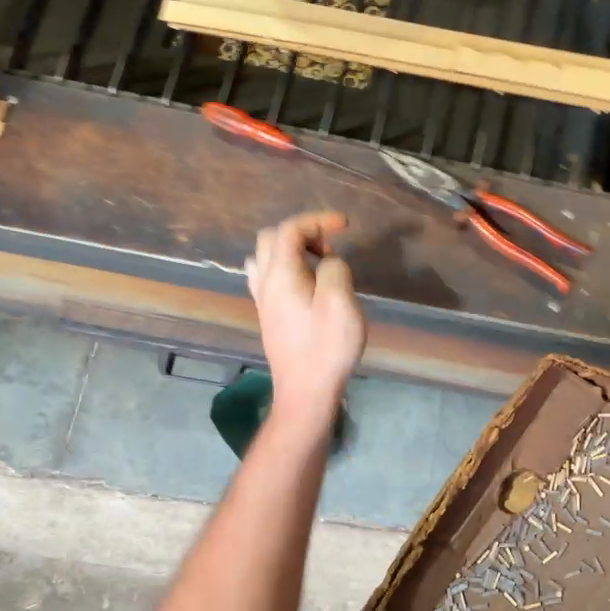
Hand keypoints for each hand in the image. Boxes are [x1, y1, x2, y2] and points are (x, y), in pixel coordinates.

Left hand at [246, 212, 365, 412]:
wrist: (306, 390)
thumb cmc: (326, 347)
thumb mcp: (340, 301)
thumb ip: (334, 269)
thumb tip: (328, 264)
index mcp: (281, 275)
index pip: (290, 230)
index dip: (317, 220)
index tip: (346, 226)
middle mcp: (265, 283)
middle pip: (272, 239)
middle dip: (304, 234)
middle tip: (332, 248)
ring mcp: (264, 301)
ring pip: (266, 259)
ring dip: (293, 252)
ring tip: (319, 265)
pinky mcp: (270, 317)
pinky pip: (270, 278)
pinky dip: (289, 270)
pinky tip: (308, 286)